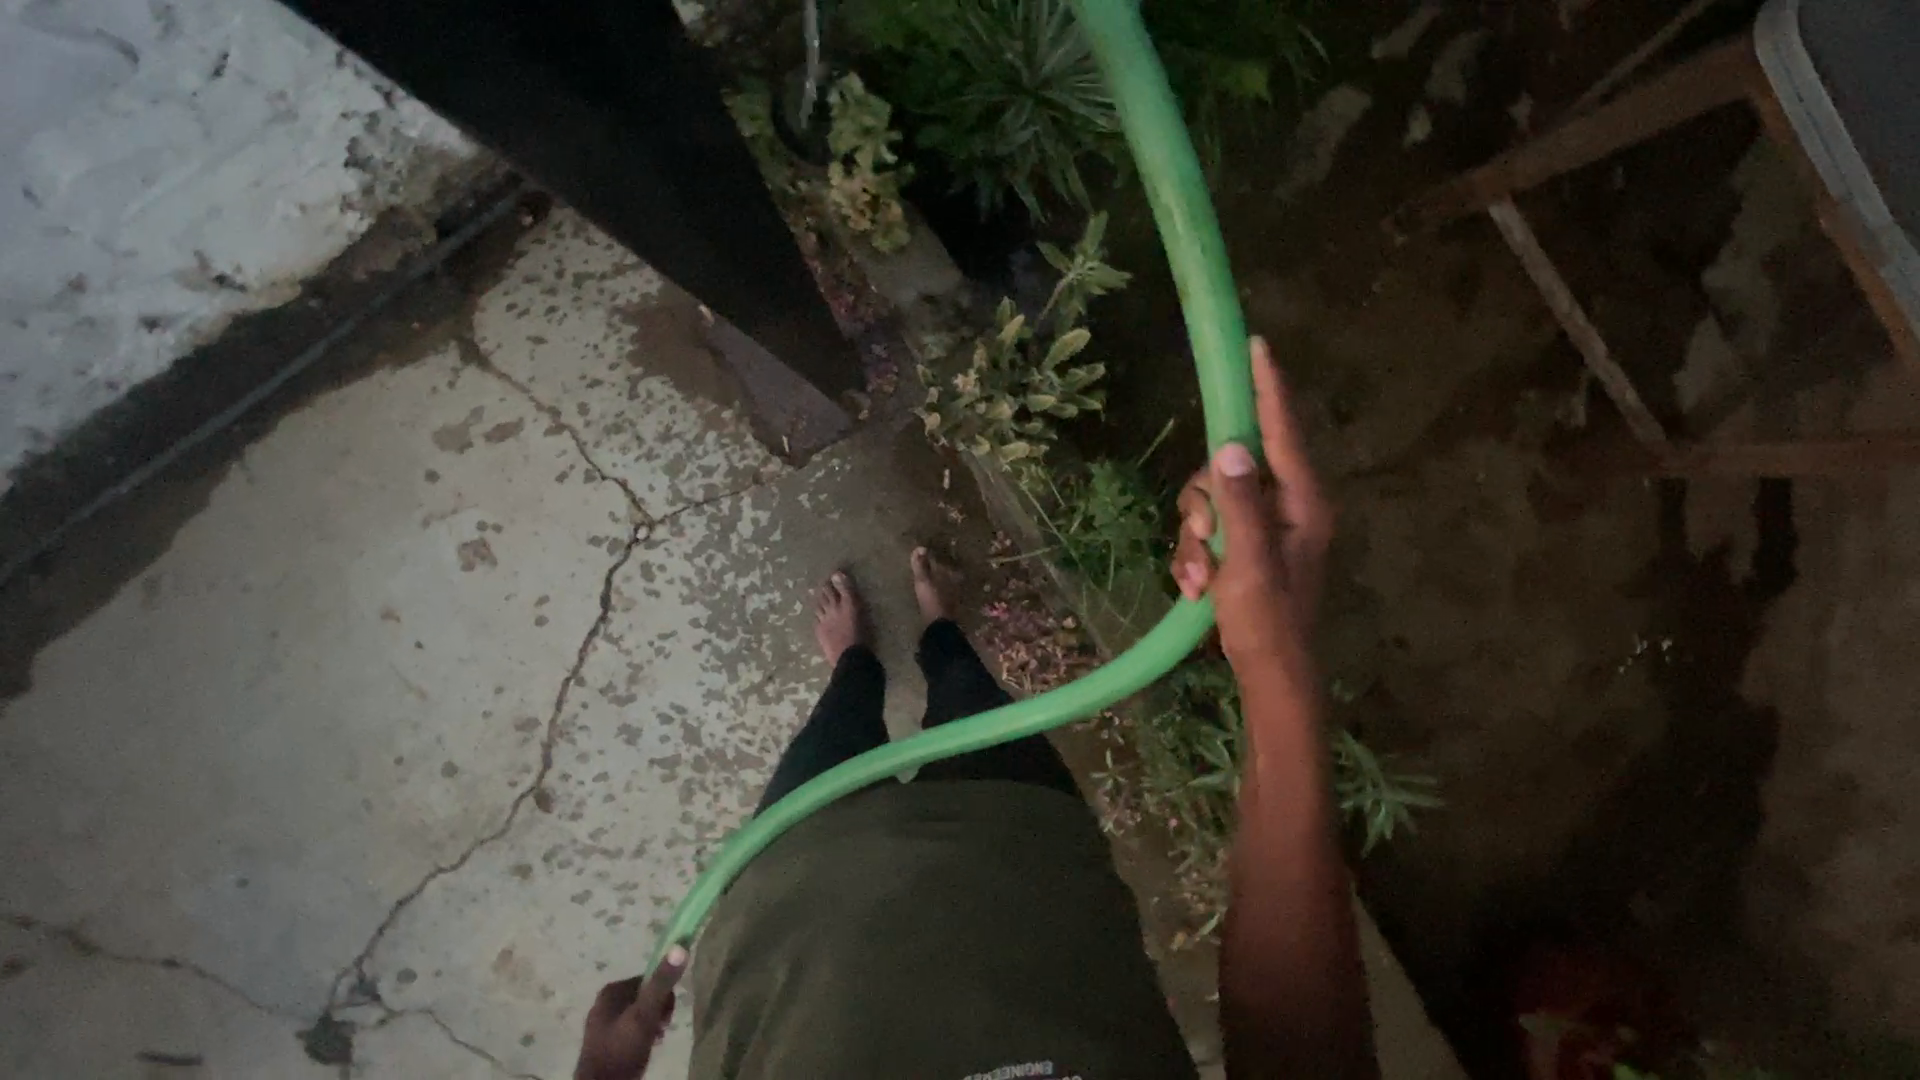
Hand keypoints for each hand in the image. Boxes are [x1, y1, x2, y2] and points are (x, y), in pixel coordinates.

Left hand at [573, 946, 687, 1079]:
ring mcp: (603, 1024)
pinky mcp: (605, 1042)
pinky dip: (642, 1036)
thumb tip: (680, 946)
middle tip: (662, 1028)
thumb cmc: (622, 1049)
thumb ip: (661, 983)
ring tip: (655, 1040)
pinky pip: (631, 1030)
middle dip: (658, 1011)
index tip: (667, 1014)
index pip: (649, 979)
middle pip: (645, 996)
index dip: (664, 994)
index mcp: (611, 991)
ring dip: (653, 1025)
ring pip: (639, 1013)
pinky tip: (646, 1048)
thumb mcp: (645, 1014)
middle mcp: (604, 1003)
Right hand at [1171, 336, 1332, 663]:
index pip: (1280, 433)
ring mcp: (1259, 528)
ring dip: (1194, 541)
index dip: (1266, 389)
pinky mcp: (1240, 547)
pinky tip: (1195, 589)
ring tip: (1199, 581)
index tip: (1257, 347)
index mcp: (1301, 503)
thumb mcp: (1250, 562)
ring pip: (1207, 501)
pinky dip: (1193, 557)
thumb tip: (1229, 447)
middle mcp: (1282, 506)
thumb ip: (1240, 504)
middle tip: (1202, 540)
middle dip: (1203, 506)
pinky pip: (1203, 530)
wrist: (1267, 674)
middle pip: (1226, 469)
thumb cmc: (1268, 622)